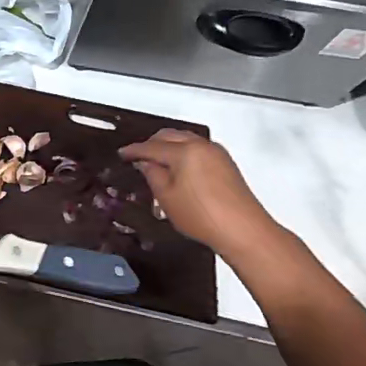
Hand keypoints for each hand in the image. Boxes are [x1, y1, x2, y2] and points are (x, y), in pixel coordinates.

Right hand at [119, 130, 284, 255]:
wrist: (243, 230)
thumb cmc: (201, 215)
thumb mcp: (167, 198)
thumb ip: (153, 175)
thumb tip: (146, 163)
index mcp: (184, 151)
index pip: (152, 146)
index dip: (134, 150)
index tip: (122, 153)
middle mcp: (201, 145)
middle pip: (170, 135)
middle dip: (152, 142)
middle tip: (138, 155)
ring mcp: (216, 152)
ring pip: (185, 139)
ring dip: (169, 145)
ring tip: (157, 160)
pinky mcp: (226, 163)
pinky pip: (198, 148)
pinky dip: (183, 151)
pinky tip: (179, 166)